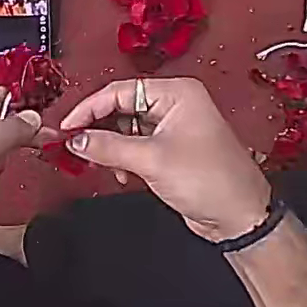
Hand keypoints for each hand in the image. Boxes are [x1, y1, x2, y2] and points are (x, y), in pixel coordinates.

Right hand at [60, 78, 271, 241]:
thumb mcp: (151, 160)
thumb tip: (75, 139)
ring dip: (111, 146)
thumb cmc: (209, 180)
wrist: (240, 216)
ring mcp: (174, 127)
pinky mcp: (171, 149)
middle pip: (122, 107)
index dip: (90, 108)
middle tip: (74, 144)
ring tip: (98, 162)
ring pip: (127, 128)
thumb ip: (108, 147)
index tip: (67, 127)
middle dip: (99, 127)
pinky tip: (119, 173)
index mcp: (177, 93)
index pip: (120, 91)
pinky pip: (137, 145)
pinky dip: (123, 157)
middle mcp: (175, 104)